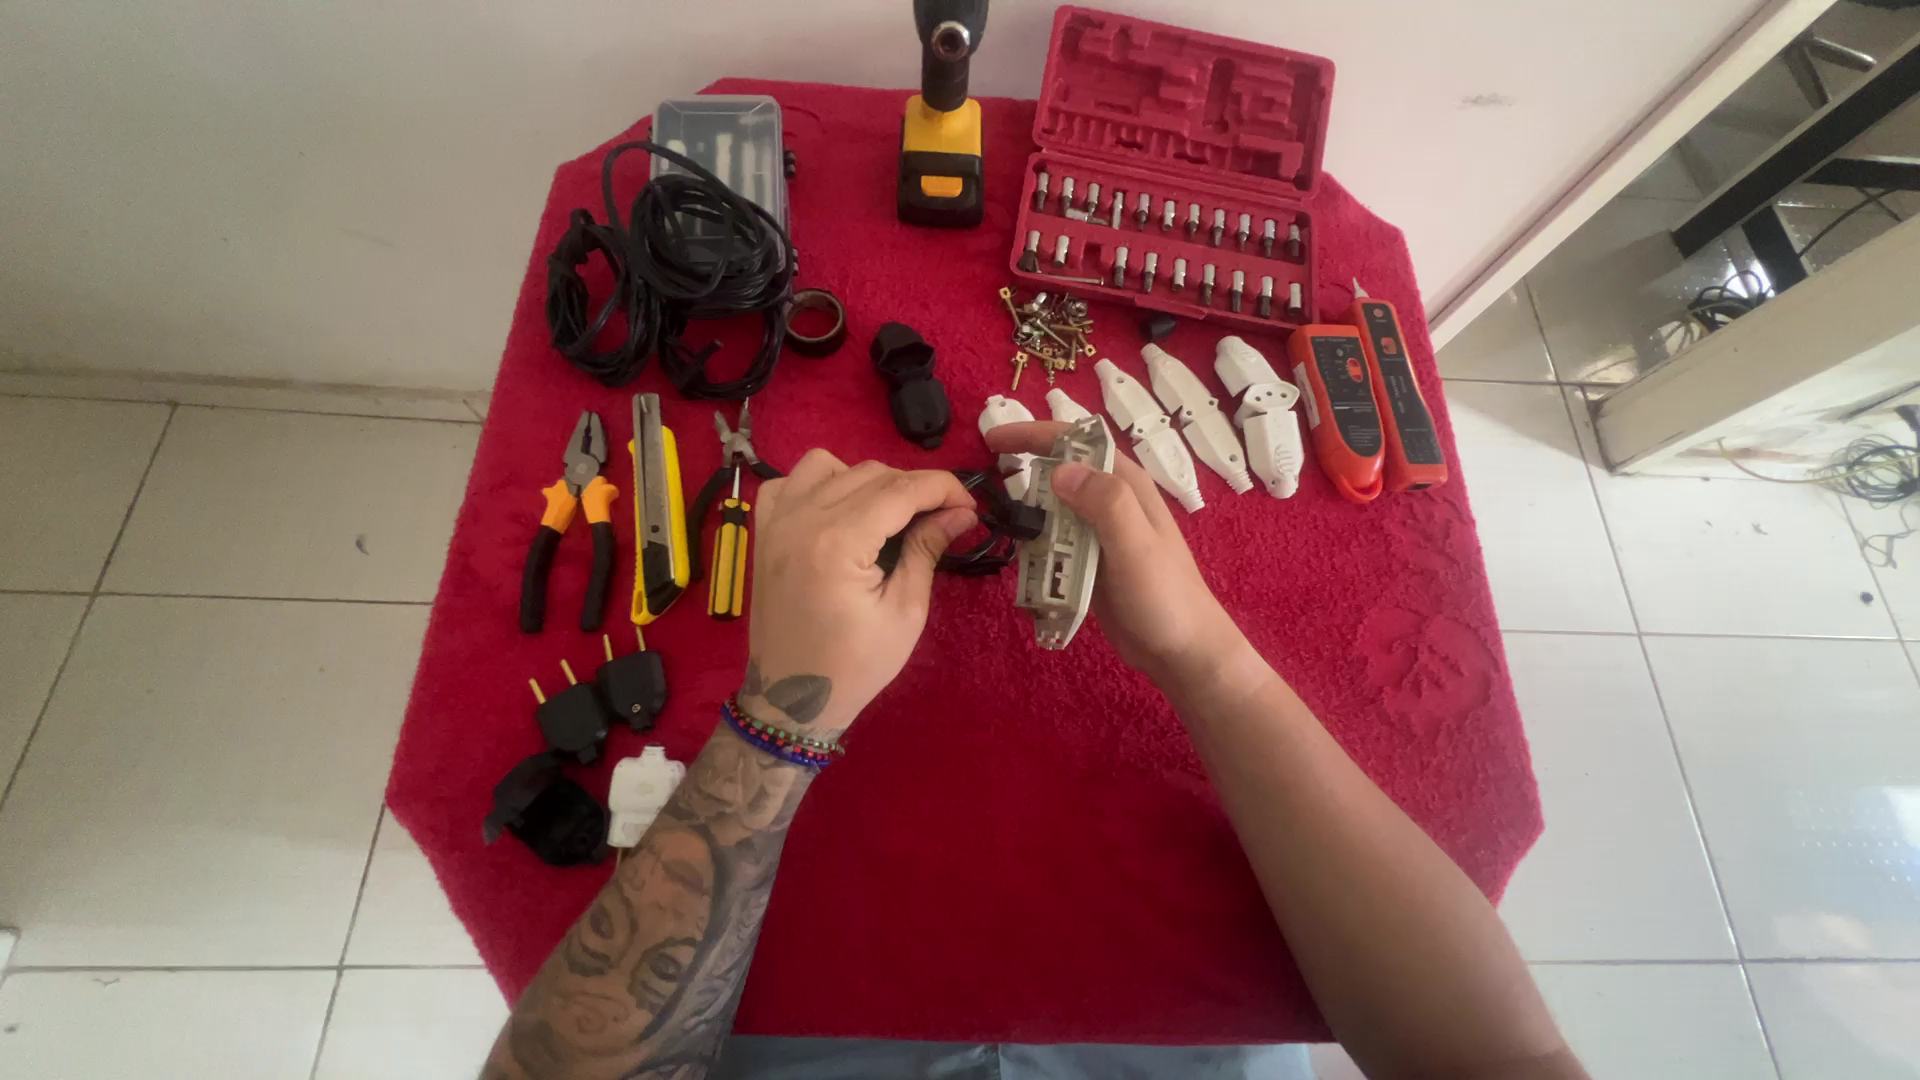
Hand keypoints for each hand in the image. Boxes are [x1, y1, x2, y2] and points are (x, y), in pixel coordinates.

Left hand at [742, 451, 976, 735]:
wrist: (790, 699)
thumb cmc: (854, 666)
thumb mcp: (905, 613)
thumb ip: (927, 551)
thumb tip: (960, 513)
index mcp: (837, 543)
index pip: (901, 490)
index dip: (943, 489)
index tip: (969, 506)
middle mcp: (801, 519)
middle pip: (871, 473)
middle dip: (914, 487)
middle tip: (942, 518)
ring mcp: (775, 522)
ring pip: (829, 465)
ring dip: (867, 479)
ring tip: (889, 514)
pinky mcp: (763, 531)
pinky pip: (790, 481)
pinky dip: (819, 484)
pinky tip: (838, 510)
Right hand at [985, 421, 1246, 685]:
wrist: (1181, 652)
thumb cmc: (1165, 597)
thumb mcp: (1136, 546)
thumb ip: (1105, 503)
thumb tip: (1060, 469)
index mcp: (1126, 486)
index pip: (1078, 443)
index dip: (1035, 434)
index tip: (993, 441)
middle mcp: (1111, 502)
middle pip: (1061, 471)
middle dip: (1024, 470)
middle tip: (986, 482)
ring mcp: (1100, 534)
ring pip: (1054, 508)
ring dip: (1027, 510)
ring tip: (998, 520)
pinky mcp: (1090, 563)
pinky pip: (1055, 542)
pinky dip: (1034, 543)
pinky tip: (1019, 555)